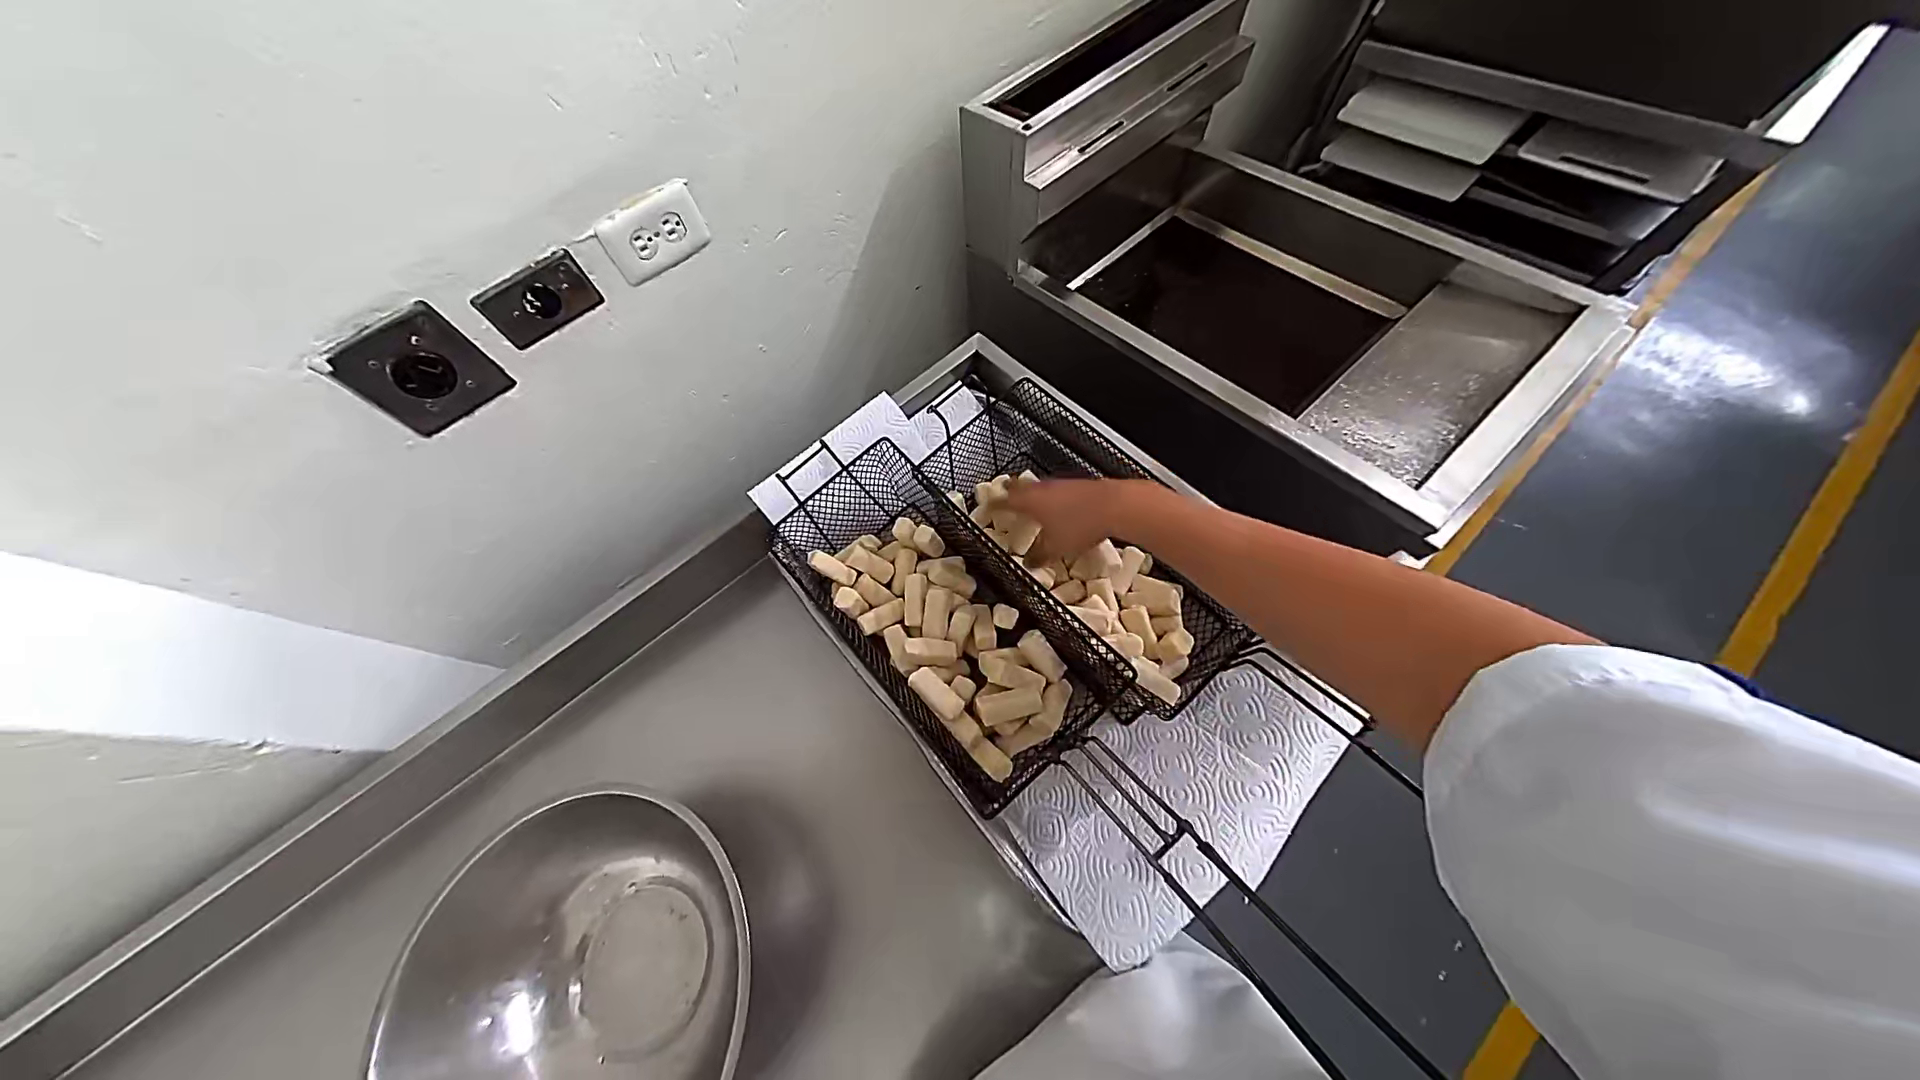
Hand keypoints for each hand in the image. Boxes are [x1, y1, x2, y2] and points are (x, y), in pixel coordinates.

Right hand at [1005, 478, 1158, 561]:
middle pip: (1023, 488)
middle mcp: (1045, 488)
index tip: (988, 504)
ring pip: (1043, 488)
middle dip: (1013, 493)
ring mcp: (1065, 485)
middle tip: (1007, 496)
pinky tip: (1064, 509)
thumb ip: (1040, 555)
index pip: (1005, 500)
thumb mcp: (1055, 548)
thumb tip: (1032, 562)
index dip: (995, 503)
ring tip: (1034, 504)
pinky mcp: (1083, 487)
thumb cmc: (1082, 523)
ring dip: (1036, 495)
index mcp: (1031, 501)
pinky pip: (1062, 492)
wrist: (1116, 506)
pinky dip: (1056, 499)